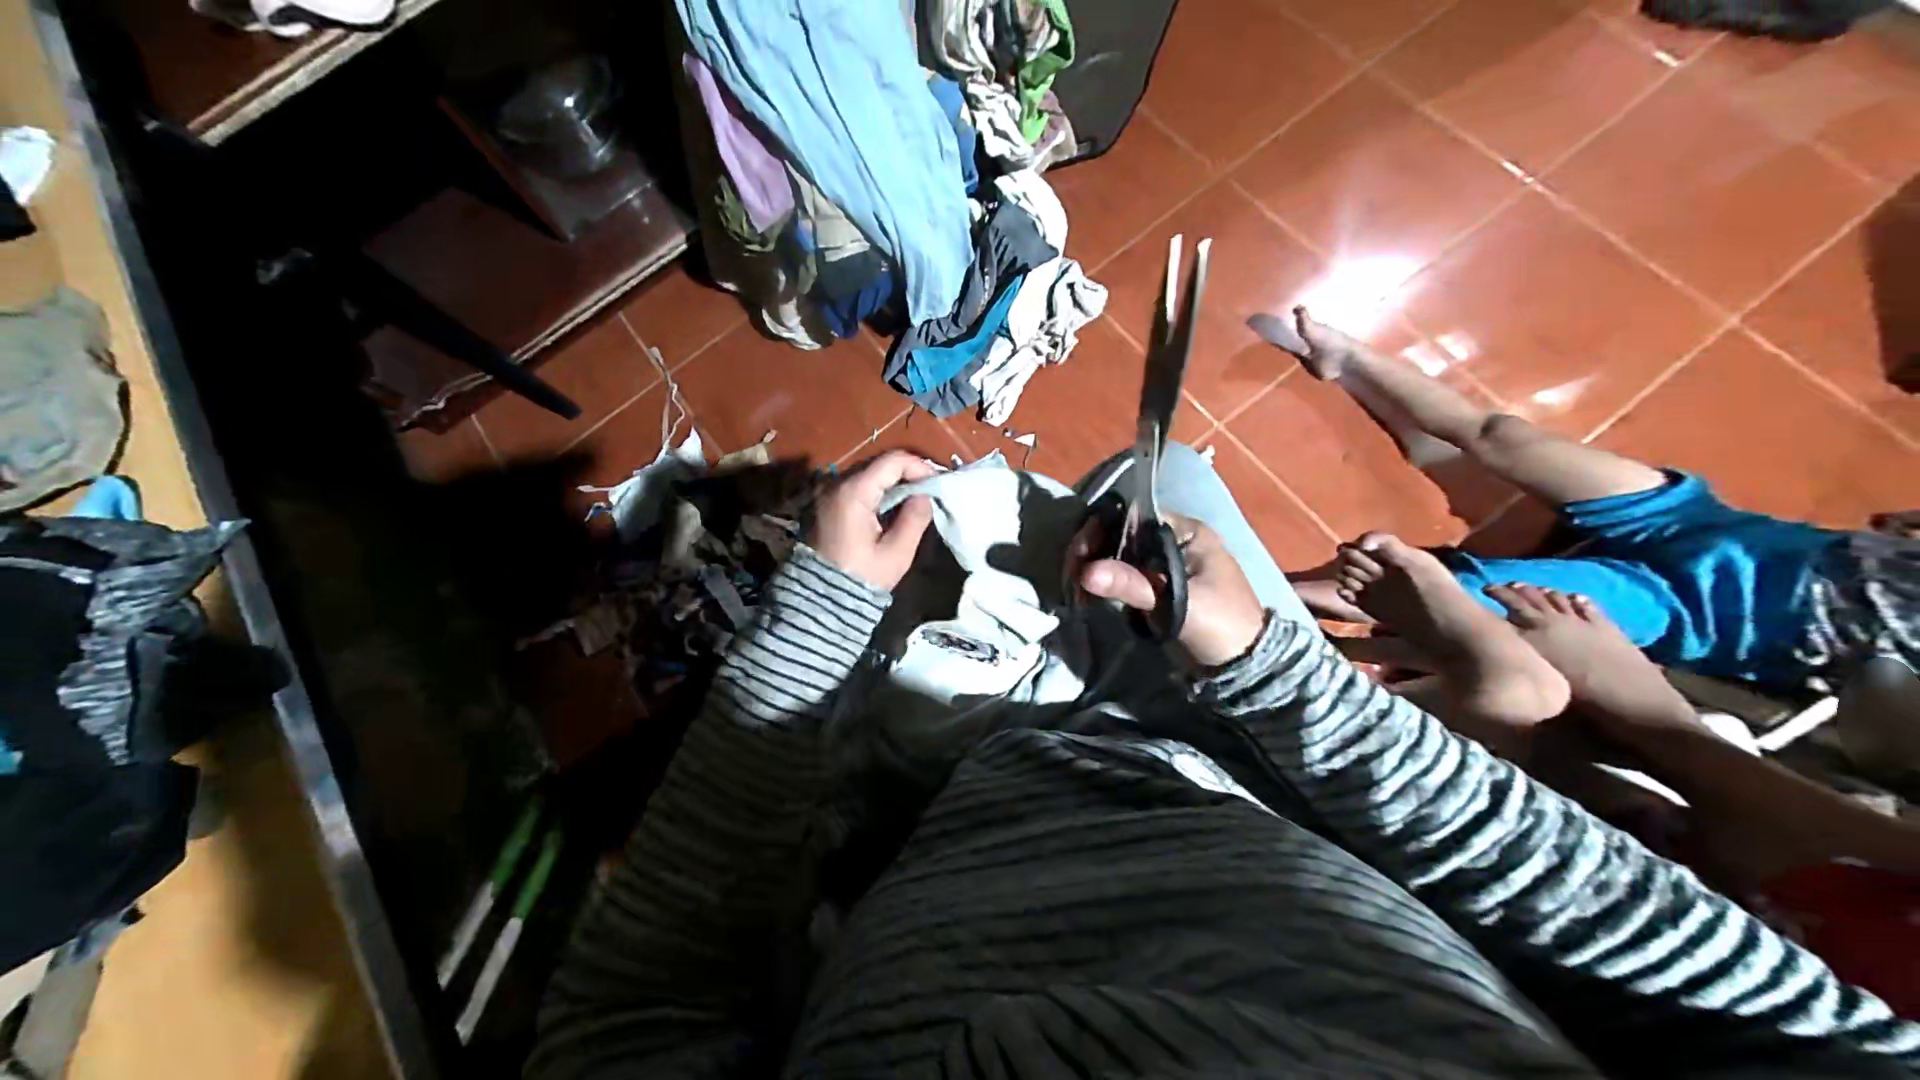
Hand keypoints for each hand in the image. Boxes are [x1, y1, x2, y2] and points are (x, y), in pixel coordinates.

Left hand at [809, 450, 936, 590]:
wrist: (821, 599)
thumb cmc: (862, 577)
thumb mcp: (896, 553)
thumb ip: (915, 519)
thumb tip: (925, 495)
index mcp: (854, 492)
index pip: (893, 461)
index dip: (920, 466)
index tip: (938, 483)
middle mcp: (837, 484)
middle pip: (879, 464)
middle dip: (908, 472)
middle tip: (931, 490)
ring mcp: (829, 493)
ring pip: (869, 474)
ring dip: (894, 482)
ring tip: (916, 499)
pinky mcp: (827, 505)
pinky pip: (858, 488)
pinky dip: (879, 492)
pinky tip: (894, 508)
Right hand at [1073, 513, 1266, 666]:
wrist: (1244, 666)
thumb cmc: (1222, 625)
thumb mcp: (1179, 603)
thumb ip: (1134, 585)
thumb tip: (1087, 572)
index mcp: (1187, 531)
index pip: (1134, 516)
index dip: (1102, 528)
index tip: (1080, 552)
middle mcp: (1174, 540)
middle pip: (1123, 534)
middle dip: (1094, 550)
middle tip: (1071, 573)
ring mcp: (1164, 563)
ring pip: (1119, 554)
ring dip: (1096, 567)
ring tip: (1074, 586)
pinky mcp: (1156, 586)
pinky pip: (1124, 575)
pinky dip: (1105, 582)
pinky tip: (1086, 593)